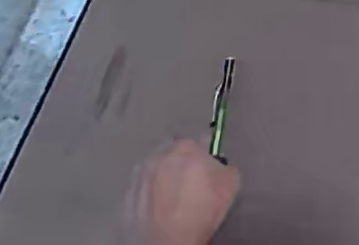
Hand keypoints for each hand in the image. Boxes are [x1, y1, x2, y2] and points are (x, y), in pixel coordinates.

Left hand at [123, 139, 241, 244]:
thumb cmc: (199, 215)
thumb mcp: (230, 187)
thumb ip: (226, 168)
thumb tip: (220, 168)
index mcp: (188, 147)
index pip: (202, 143)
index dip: (206, 160)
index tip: (207, 176)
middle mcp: (162, 153)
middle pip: (177, 153)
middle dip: (184, 165)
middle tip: (190, 188)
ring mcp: (141, 172)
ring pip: (158, 167)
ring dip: (165, 177)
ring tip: (171, 200)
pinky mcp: (128, 193)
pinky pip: (143, 187)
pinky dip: (150, 193)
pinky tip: (157, 210)